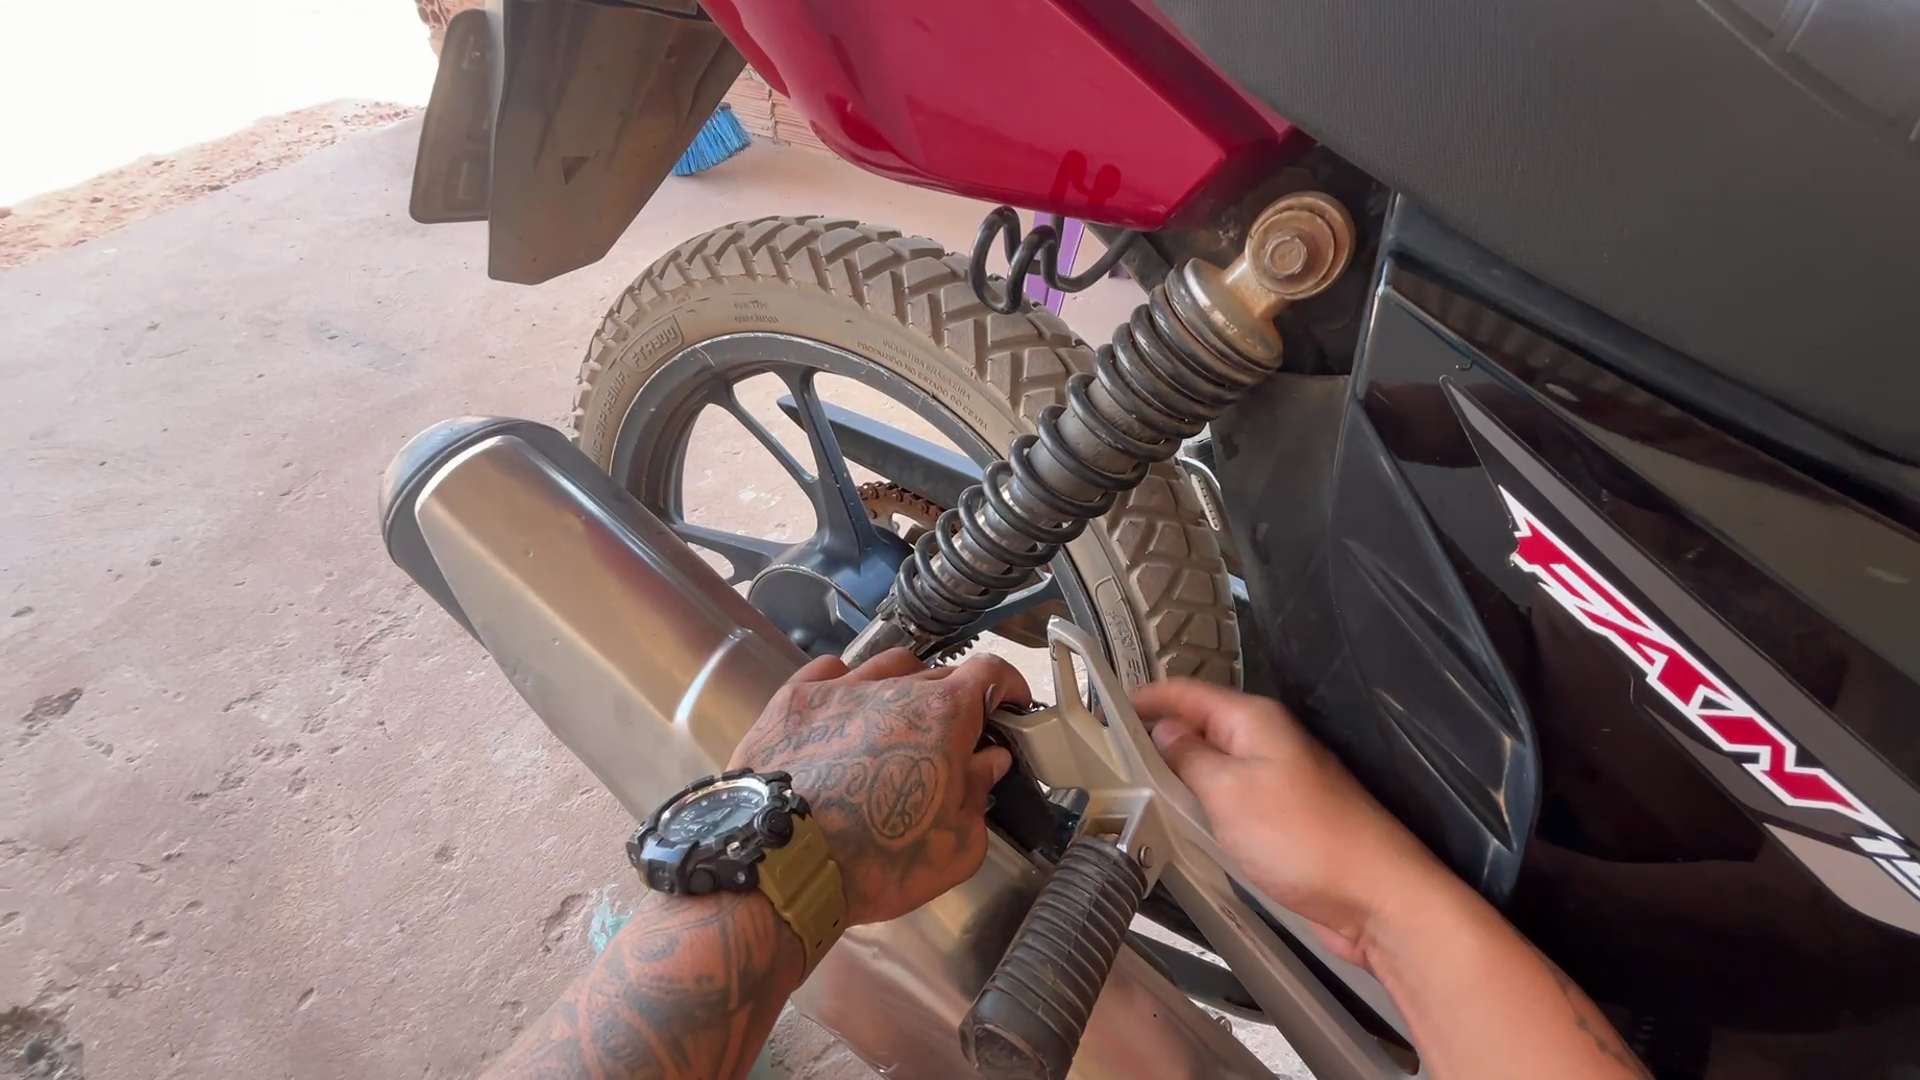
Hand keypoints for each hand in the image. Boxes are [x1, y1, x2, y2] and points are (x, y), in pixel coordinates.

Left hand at [730, 648, 1028, 924]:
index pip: (991, 671)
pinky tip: (846, 709)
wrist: (780, 867)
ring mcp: (840, 686)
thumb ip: (980, 792)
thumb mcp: (957, 845)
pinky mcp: (793, 698)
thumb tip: (988, 758)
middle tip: (951, 739)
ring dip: (904, 686)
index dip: (1007, 686)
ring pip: (887, 664)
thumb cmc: (879, 862)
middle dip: (956, 701)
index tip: (1010, 705)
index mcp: (944, 713)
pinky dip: (848, 684)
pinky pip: (831, 670)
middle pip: (939, 673)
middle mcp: (895, 685)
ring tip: (898, 719)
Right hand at [1134, 679, 1454, 967]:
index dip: (1145, 698)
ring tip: (1139, 788)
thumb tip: (1164, 735)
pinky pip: (1229, 795)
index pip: (1186, 692)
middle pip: (1198, 726)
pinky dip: (1203, 802)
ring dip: (1179, 774)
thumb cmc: (1308, 840)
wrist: (1380, 900)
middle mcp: (1266, 741)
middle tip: (1113, 754)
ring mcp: (1276, 778)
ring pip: (1212, 763)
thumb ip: (1189, 758)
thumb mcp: (1228, 792)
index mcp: (1254, 720)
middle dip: (1158, 737)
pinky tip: (1184, 820)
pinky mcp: (1282, 814)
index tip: (1108, 707)